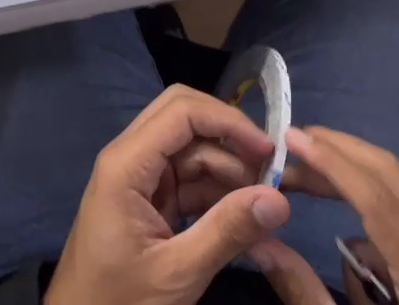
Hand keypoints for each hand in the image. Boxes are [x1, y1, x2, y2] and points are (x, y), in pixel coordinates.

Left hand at [45, 85, 293, 304]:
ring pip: (191, 150)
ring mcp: (139, 178)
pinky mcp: (149, 199)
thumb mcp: (177, 273)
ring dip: (229, 169)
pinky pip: (189, 179)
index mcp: (126, 164)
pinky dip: (218, 192)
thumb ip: (227, 232)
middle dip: (229, 137)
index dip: (228, 121)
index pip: (181, 112)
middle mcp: (130, 158)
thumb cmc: (118, 301)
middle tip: (270, 169)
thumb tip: (279, 199)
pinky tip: (246, 214)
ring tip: (266, 201)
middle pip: (185, 119)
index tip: (270, 151)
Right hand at [254, 127, 398, 304]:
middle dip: (337, 150)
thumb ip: (305, 294)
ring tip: (299, 174)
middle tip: (287, 143)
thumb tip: (259, 242)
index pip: (378, 201)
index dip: (333, 163)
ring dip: (347, 171)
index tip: (290, 138)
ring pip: (398, 188)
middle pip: (392, 177)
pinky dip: (364, 204)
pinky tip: (338, 232)